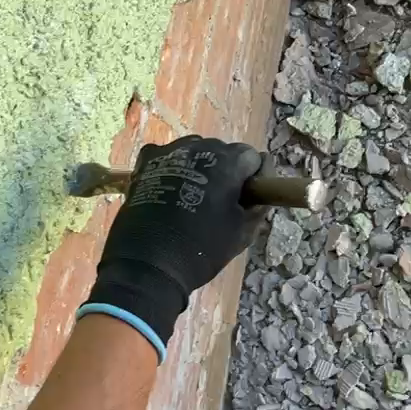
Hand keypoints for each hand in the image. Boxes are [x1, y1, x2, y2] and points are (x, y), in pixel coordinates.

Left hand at [77, 136, 264, 361]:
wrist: (148, 262)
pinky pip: (167, 157)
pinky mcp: (146, 161)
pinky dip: (172, 169)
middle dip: (225, 172)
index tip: (245, 199)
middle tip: (219, 203)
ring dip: (198, 169)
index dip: (251, 178)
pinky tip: (170, 191)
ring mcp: (170, 151)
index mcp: (228, 161)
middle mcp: (200, 147)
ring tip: (192, 198)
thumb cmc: (202, 248)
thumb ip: (259, 203)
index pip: (251, 158)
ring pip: (194, 152)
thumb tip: (264, 185)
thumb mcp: (243, 232)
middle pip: (222, 152)